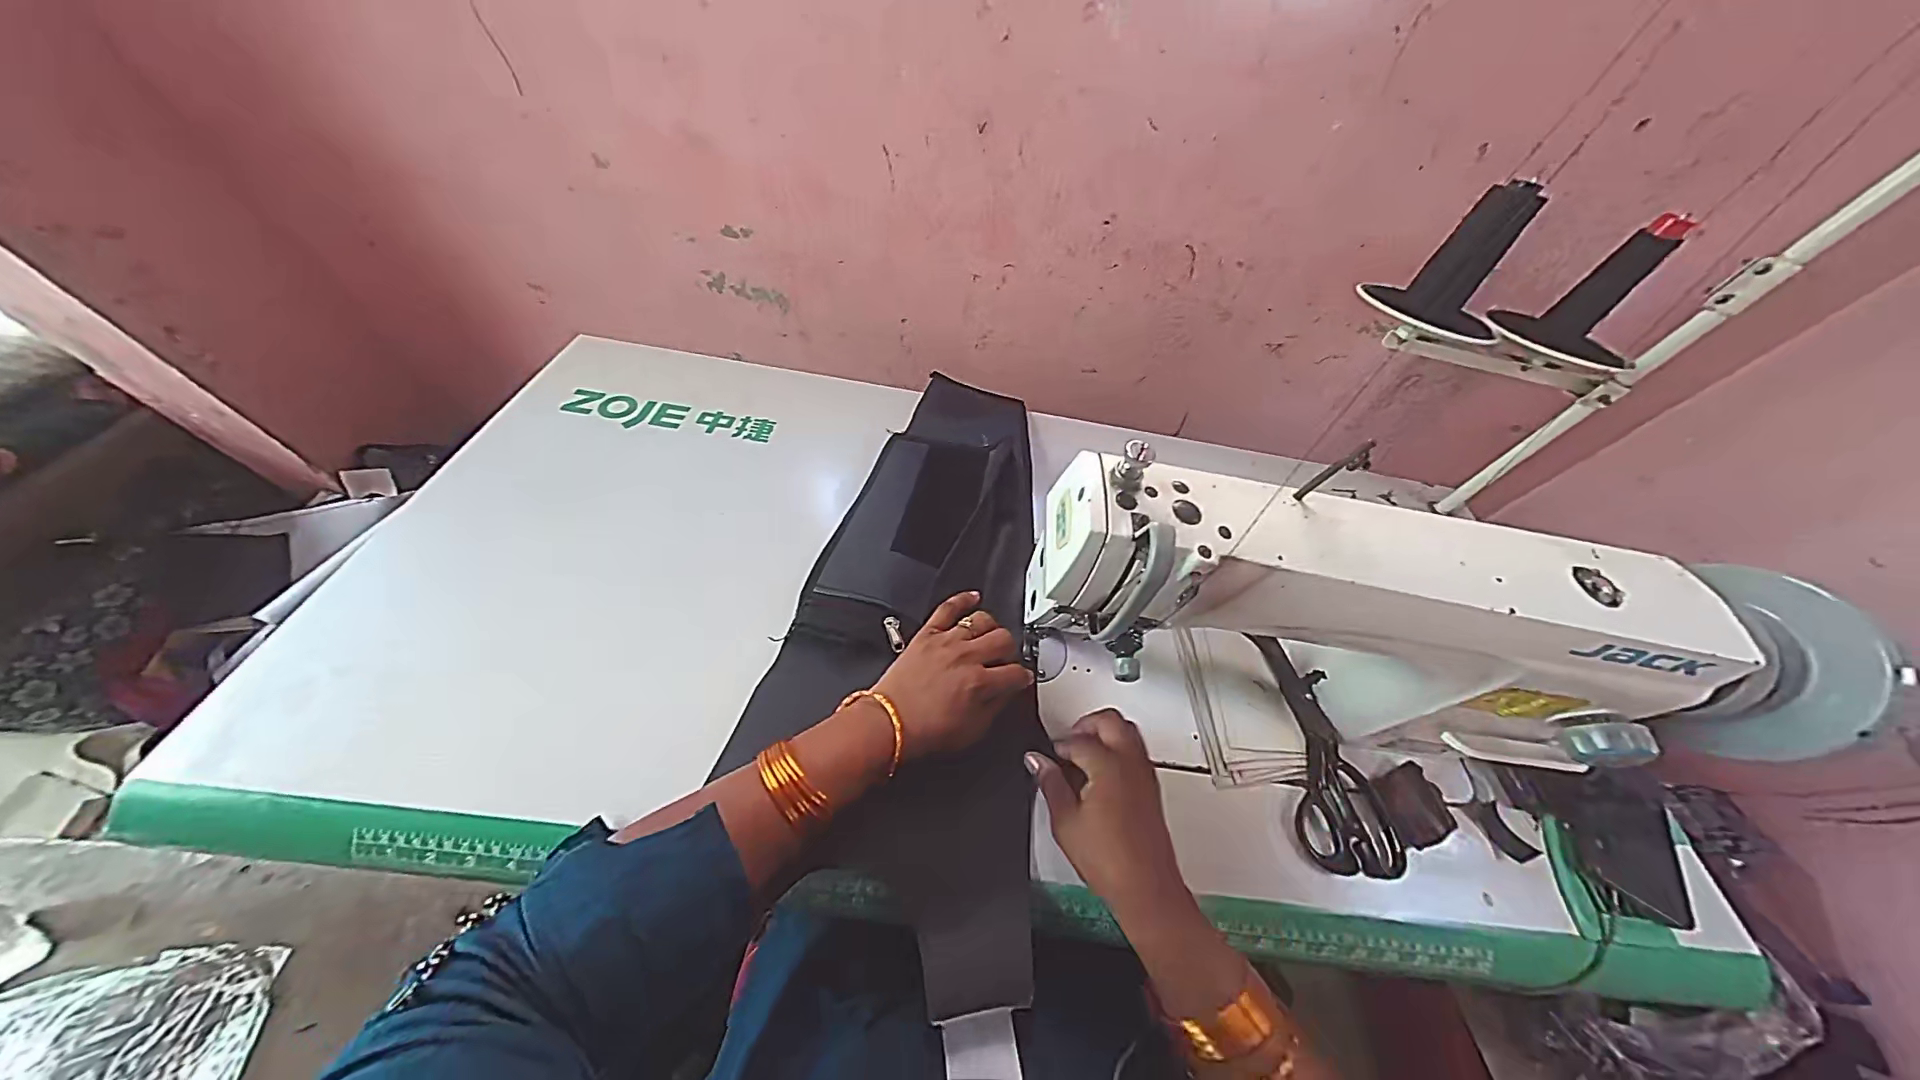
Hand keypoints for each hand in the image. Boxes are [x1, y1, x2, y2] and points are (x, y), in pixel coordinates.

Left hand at [870, 591, 1032, 759]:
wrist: (889, 723)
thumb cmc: (924, 729)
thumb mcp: (973, 730)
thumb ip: (996, 707)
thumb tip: (1009, 692)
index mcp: (980, 683)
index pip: (1016, 672)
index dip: (1022, 677)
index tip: (1020, 678)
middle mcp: (966, 657)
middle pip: (1004, 639)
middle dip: (1010, 651)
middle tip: (1005, 659)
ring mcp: (946, 642)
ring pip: (982, 620)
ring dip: (992, 629)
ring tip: (990, 638)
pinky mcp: (927, 634)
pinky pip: (948, 607)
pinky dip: (963, 599)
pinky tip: (973, 598)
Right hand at [1028, 709, 1188, 914]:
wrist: (1146, 888)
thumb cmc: (1110, 861)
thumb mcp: (1065, 821)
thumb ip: (1050, 784)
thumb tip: (1038, 762)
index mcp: (1108, 766)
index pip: (1079, 740)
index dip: (1059, 745)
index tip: (1049, 756)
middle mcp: (1131, 764)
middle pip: (1110, 721)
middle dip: (1086, 724)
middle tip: (1068, 741)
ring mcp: (1145, 775)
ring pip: (1128, 731)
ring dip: (1105, 733)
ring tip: (1083, 752)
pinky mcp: (1152, 788)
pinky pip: (1136, 752)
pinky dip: (1119, 749)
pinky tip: (1102, 771)